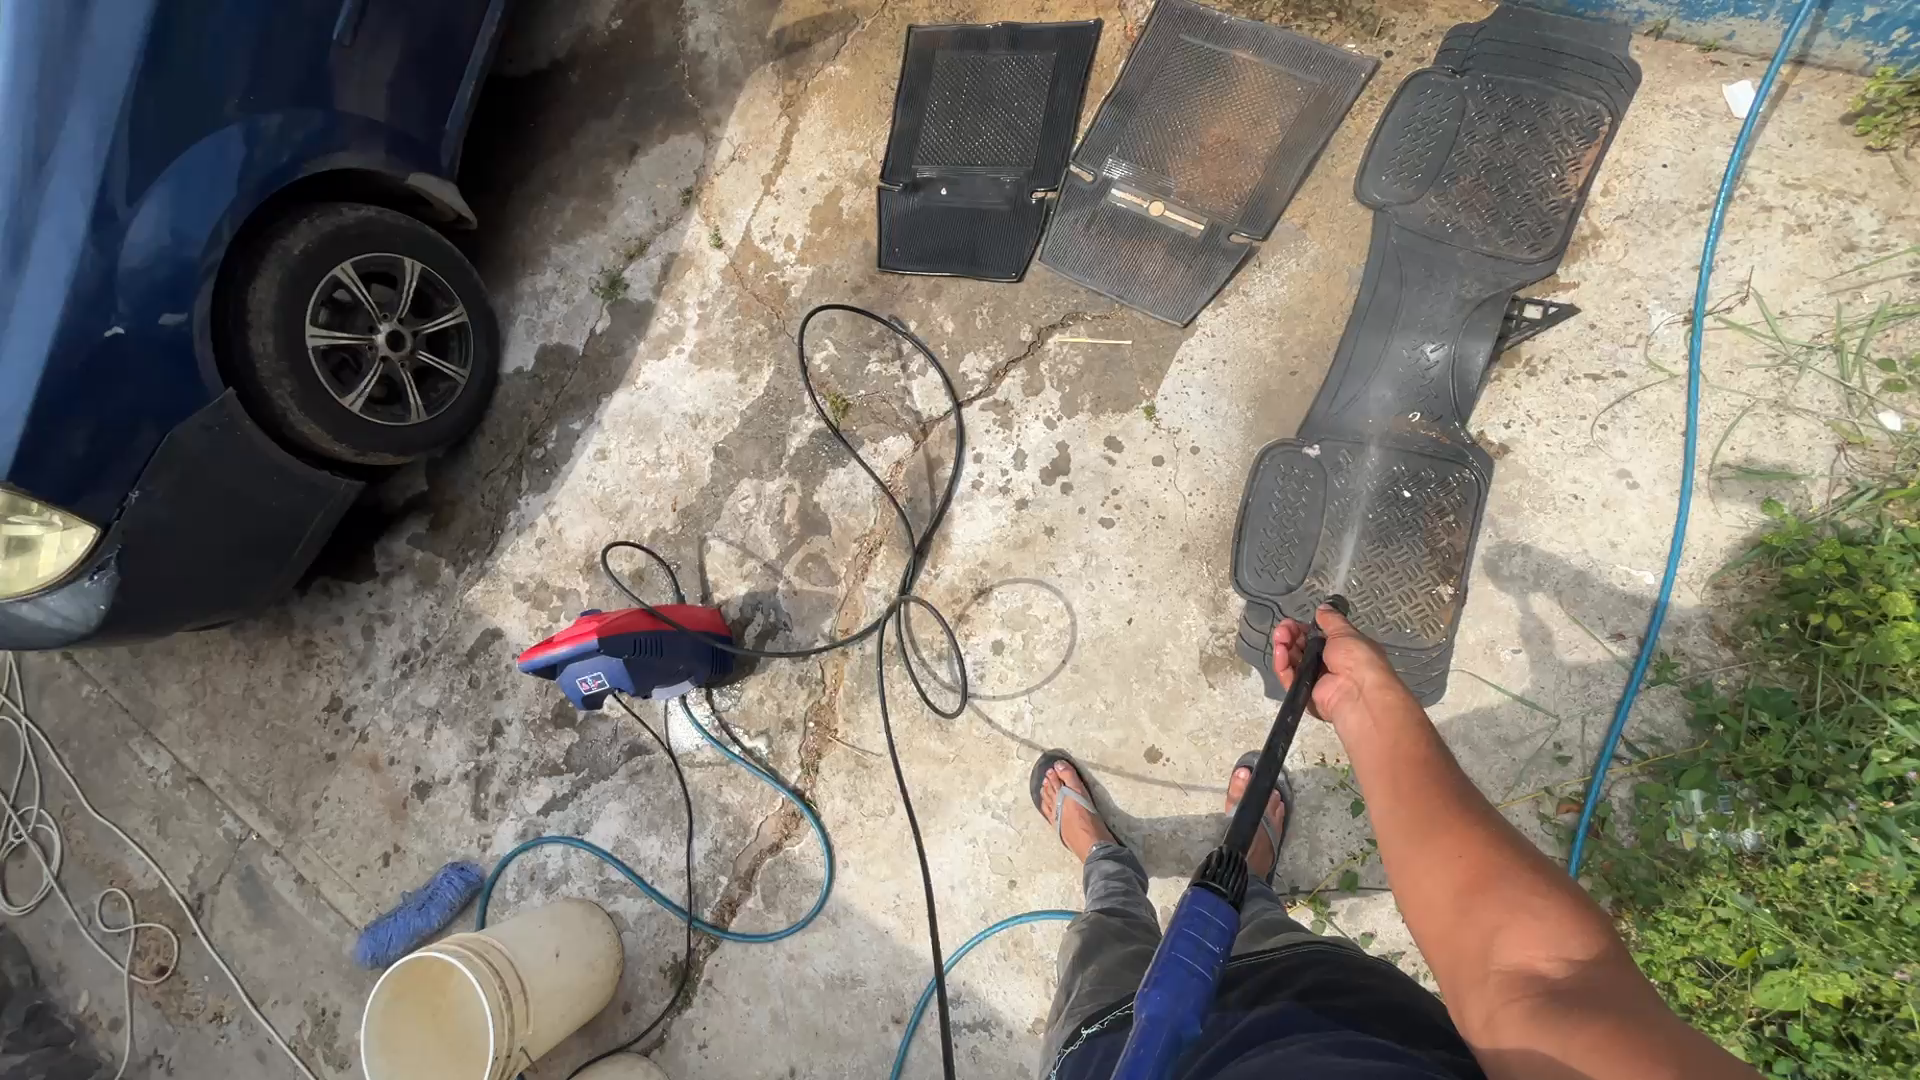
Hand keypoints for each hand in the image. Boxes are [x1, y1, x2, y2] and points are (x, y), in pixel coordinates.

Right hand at [1270, 605, 1408, 728]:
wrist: (1358, 692)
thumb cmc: (1357, 659)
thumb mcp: (1346, 633)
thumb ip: (1331, 620)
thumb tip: (1323, 608)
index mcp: (1342, 650)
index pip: (1316, 637)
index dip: (1303, 628)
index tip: (1294, 622)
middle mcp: (1329, 665)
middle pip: (1302, 648)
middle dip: (1291, 635)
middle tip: (1284, 628)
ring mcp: (1316, 679)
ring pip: (1293, 661)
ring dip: (1284, 647)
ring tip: (1280, 637)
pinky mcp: (1303, 692)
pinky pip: (1289, 676)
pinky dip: (1282, 664)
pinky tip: (1280, 651)